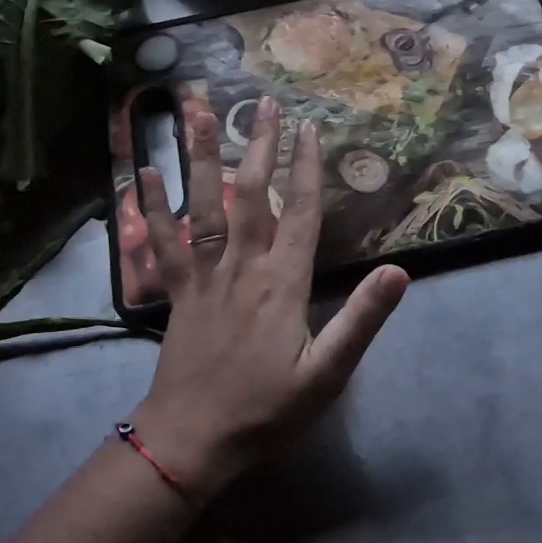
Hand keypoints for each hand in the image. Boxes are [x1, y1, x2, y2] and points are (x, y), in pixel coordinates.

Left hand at [129, 95, 409, 499]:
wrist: (191, 440)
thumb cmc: (266, 411)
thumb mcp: (326, 374)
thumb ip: (361, 321)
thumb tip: (398, 272)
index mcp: (284, 283)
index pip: (303, 213)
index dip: (307, 167)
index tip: (309, 126)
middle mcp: (243, 267)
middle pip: (253, 194)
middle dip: (260, 145)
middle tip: (264, 101)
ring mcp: (205, 276)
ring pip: (204, 205)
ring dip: (201, 156)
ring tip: (198, 110)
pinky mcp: (177, 291)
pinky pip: (162, 242)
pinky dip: (151, 206)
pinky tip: (142, 171)